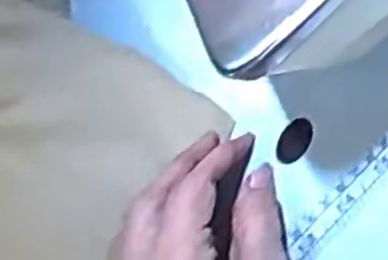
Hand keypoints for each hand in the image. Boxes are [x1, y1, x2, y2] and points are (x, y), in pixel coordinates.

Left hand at [110, 132, 285, 259]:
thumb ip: (259, 221)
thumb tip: (258, 175)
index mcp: (174, 255)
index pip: (189, 190)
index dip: (219, 157)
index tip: (247, 139)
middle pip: (148, 204)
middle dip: (183, 165)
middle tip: (215, 141)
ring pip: (131, 224)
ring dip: (165, 187)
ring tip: (197, 168)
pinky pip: (129, 244)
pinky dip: (153, 214)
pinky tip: (176, 211)